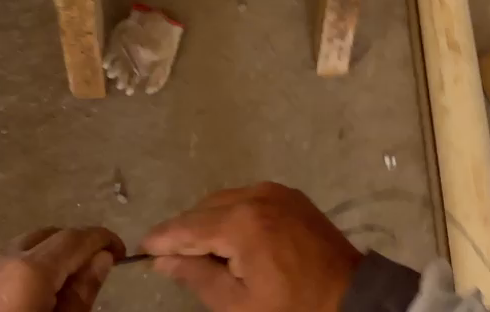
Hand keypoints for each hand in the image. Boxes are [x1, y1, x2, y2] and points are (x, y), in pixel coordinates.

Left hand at [0, 227, 124, 311]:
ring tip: (32, 302)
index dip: (102, 240)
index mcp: (29, 272)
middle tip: (77, 279)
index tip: (116, 254)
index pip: (77, 238)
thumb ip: (80, 297)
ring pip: (7, 255)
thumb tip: (100, 260)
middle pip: (43, 238)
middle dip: (65, 251)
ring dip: (28, 267)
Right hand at [142, 183, 361, 311]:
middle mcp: (256, 194)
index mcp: (242, 220)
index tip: (142, 247)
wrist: (347, 295)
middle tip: (169, 257)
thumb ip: (198, 276)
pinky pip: (248, 198)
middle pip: (206, 208)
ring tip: (197, 252)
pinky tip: (228, 238)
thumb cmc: (289, 307)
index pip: (190, 226)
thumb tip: (164, 259)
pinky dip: (232, 215)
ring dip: (208, 222)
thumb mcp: (238, 304)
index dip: (164, 237)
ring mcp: (275, 190)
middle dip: (186, 230)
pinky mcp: (289, 195)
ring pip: (226, 200)